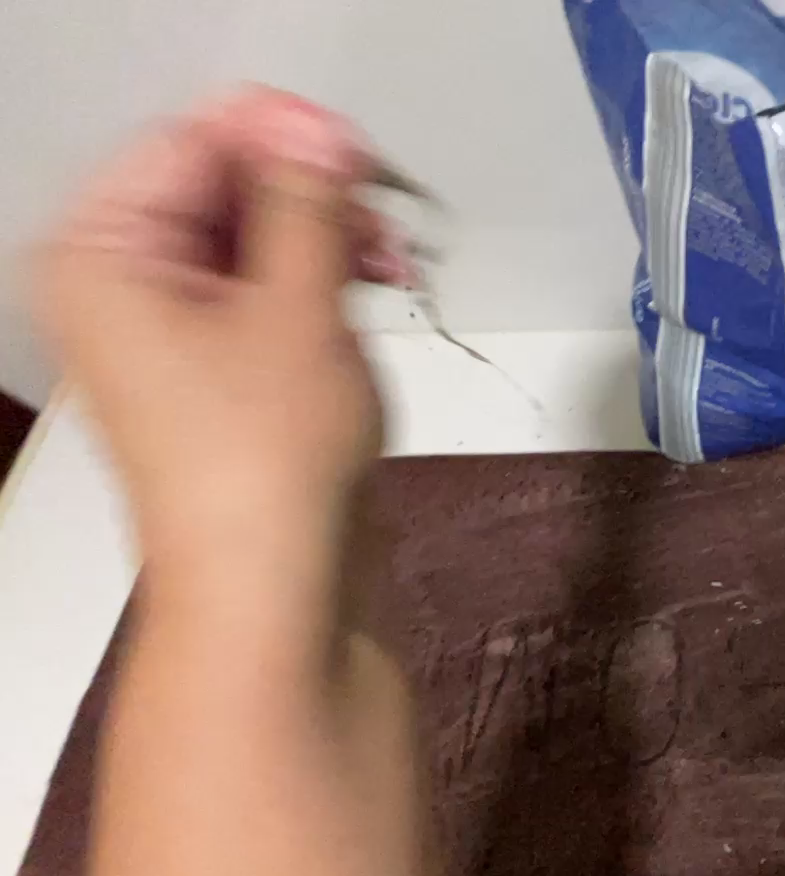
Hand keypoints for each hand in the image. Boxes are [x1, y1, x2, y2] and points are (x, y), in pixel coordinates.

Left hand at [31, 86, 406, 572]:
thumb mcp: (297, 311)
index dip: (281, 137)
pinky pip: (274, 294)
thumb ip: (306, 210)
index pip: (190, 148)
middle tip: (396, 226)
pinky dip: (328, 287)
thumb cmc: (274, 443)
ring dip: (334, 245)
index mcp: (108, 250)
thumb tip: (319, 126)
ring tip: (399, 273)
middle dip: (318, 200)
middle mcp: (131, 278)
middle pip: (226, 194)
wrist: (279, 563)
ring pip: (260, 246)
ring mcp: (182, 325)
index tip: (370, 155)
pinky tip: (375, 299)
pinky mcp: (233, 364)